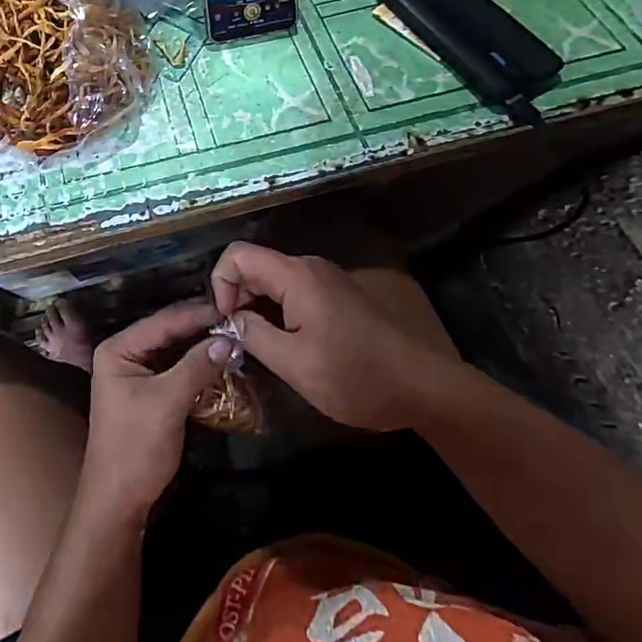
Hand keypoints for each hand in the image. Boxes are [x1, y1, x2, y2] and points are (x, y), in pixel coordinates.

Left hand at [80, 299, 231, 520]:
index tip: (231, 309)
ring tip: (235, 336)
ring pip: (174, 352)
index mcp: (117, 350)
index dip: (197, 315)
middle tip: (237, 320)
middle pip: (168, 333)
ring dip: (201, 348)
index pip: (162, 321)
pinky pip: (176, 370)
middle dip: (201, 329)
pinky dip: (197, 367)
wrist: (118, 502)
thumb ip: (196, 366)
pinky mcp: (148, 394)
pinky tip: (221, 362)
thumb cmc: (136, 448)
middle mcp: (124, 355)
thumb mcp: (168, 402)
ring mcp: (135, 375)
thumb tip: (228, 338)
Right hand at [211, 242, 464, 430]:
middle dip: (237, 299)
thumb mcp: (295, 364)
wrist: (422, 385)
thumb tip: (229, 318)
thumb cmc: (356, 376)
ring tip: (260, 348)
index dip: (220, 284)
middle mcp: (310, 267)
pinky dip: (278, 312)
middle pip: (254, 266)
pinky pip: (294, 292)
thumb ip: (253, 335)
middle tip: (238, 342)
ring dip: (258, 309)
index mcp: (297, 276)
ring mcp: (327, 280)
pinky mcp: (338, 295)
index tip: (225, 323)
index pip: (237, 255)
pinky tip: (287, 346)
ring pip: (273, 281)